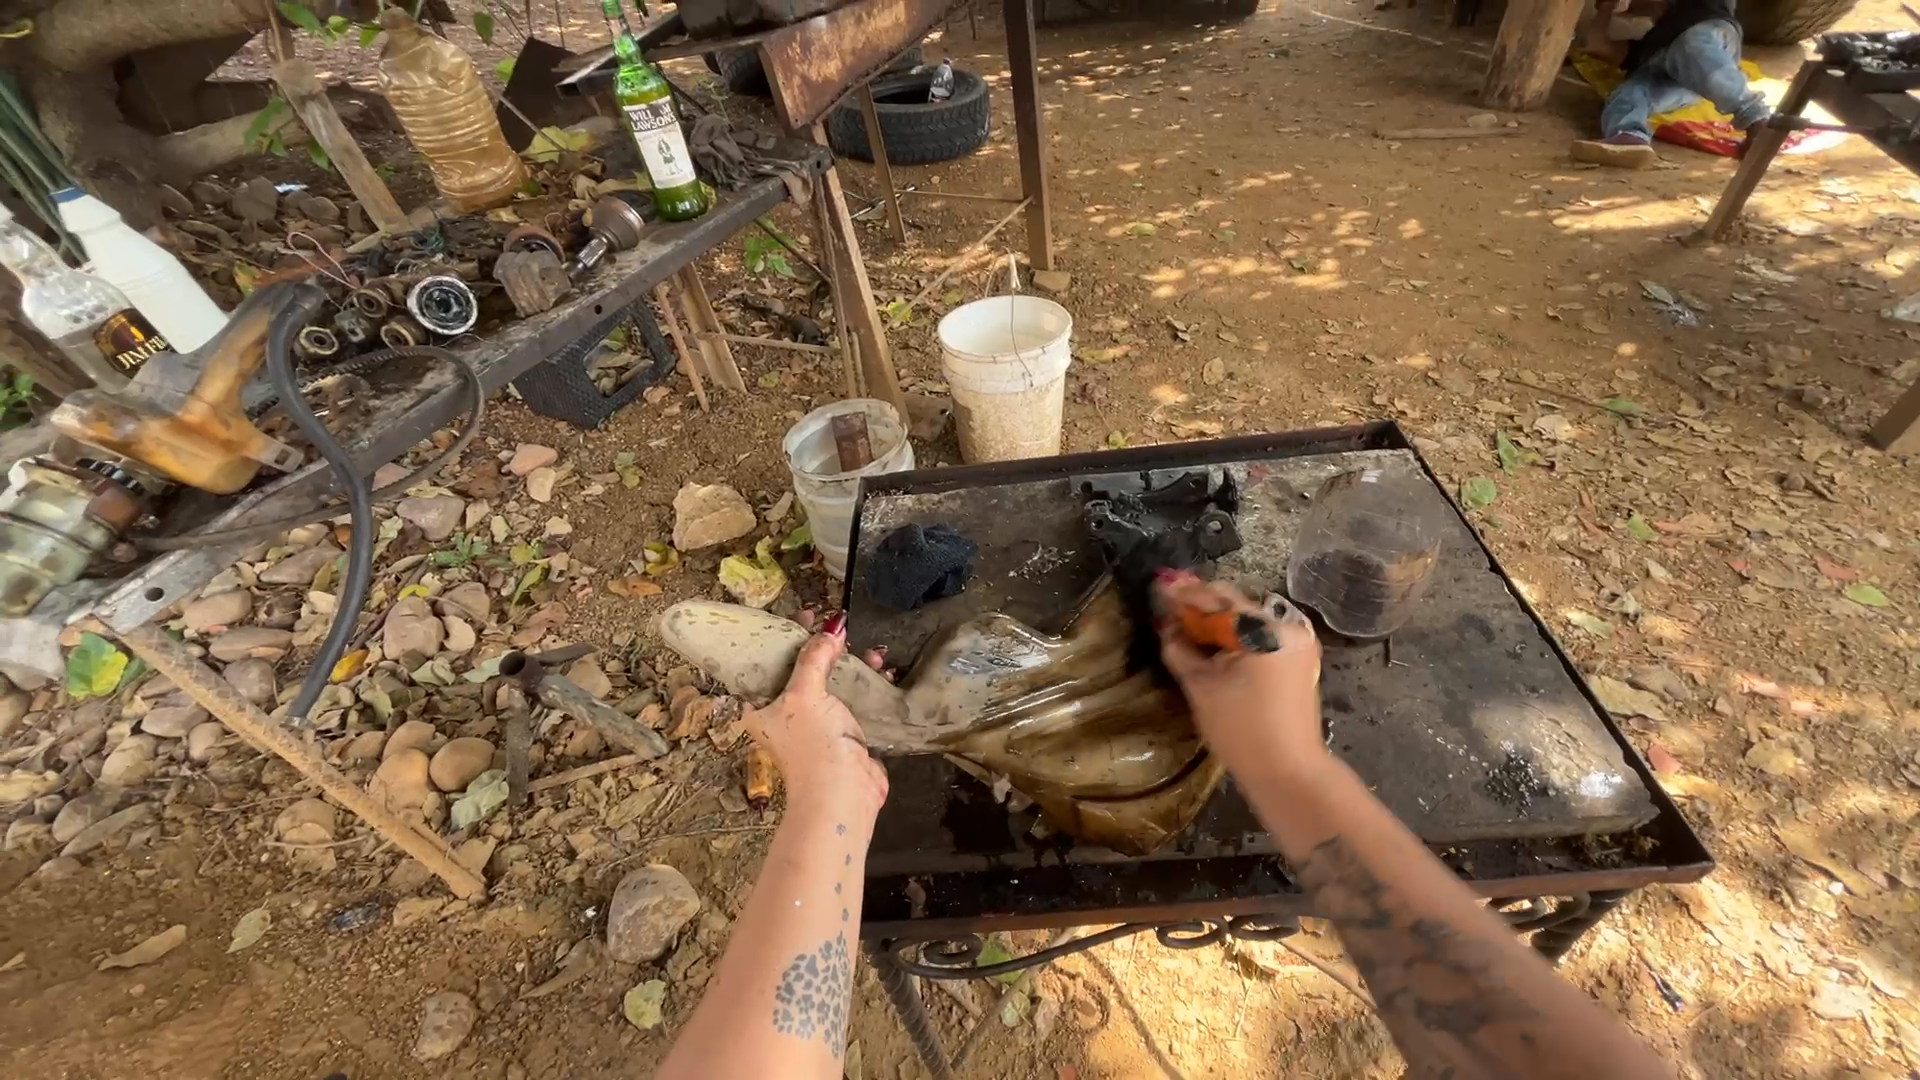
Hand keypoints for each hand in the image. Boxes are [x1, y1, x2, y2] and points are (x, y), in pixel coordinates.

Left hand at [744, 623, 889, 821]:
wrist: (843, 795)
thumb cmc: (813, 746)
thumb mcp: (805, 694)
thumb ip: (814, 657)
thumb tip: (831, 628)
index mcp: (761, 706)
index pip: (768, 660)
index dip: (786, 635)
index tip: (807, 615)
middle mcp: (786, 713)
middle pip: (805, 668)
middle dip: (828, 648)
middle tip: (843, 631)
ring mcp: (817, 723)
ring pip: (833, 682)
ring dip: (854, 665)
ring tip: (874, 654)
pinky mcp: (843, 732)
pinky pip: (855, 698)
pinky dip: (869, 684)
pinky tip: (884, 672)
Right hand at [1155, 575, 1327, 779]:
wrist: (1288, 772)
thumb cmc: (1241, 729)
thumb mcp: (1200, 686)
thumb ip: (1180, 648)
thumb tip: (1167, 626)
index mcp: (1265, 630)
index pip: (1218, 599)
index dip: (1185, 594)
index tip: (1161, 586)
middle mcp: (1288, 628)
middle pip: (1236, 606)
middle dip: (1202, 608)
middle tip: (1170, 611)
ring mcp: (1298, 644)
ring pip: (1248, 622)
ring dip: (1218, 623)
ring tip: (1187, 629)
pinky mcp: (1298, 661)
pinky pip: (1261, 638)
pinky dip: (1237, 639)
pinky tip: (1213, 647)